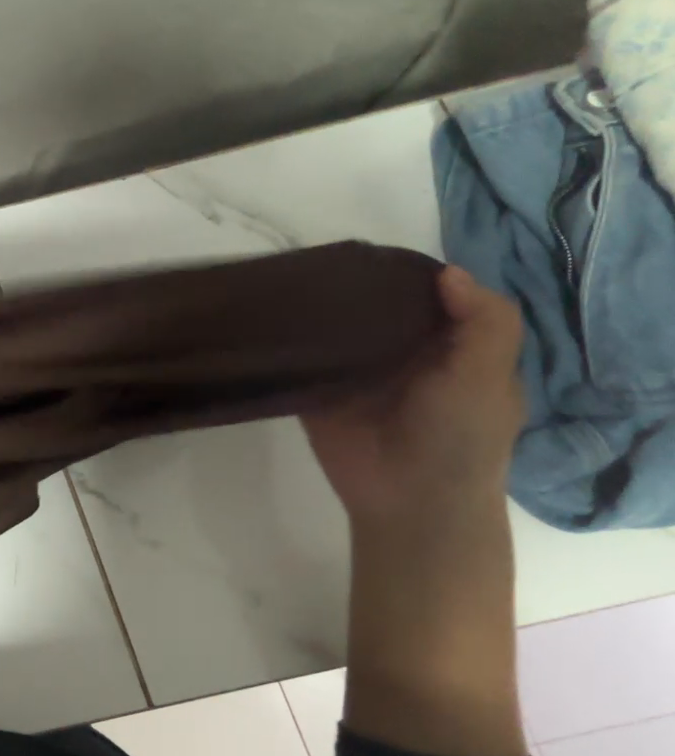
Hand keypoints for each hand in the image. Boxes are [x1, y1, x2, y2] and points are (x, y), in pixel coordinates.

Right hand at [301, 265, 524, 532]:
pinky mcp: (315, 396)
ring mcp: (353, 376)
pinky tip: (267, 326)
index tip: (373, 255)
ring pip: (333, 335)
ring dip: (315, 317)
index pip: (426, 299)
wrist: (409, 500)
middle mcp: (399, 356)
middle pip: (373, 312)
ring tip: (289, 288)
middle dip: (352, 291)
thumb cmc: (461, 436)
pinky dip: (284, 349)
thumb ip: (484, 323)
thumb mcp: (488, 375)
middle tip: (322, 264)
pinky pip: (298, 366)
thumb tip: (446, 272)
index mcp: (447, 347)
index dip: (406, 276)